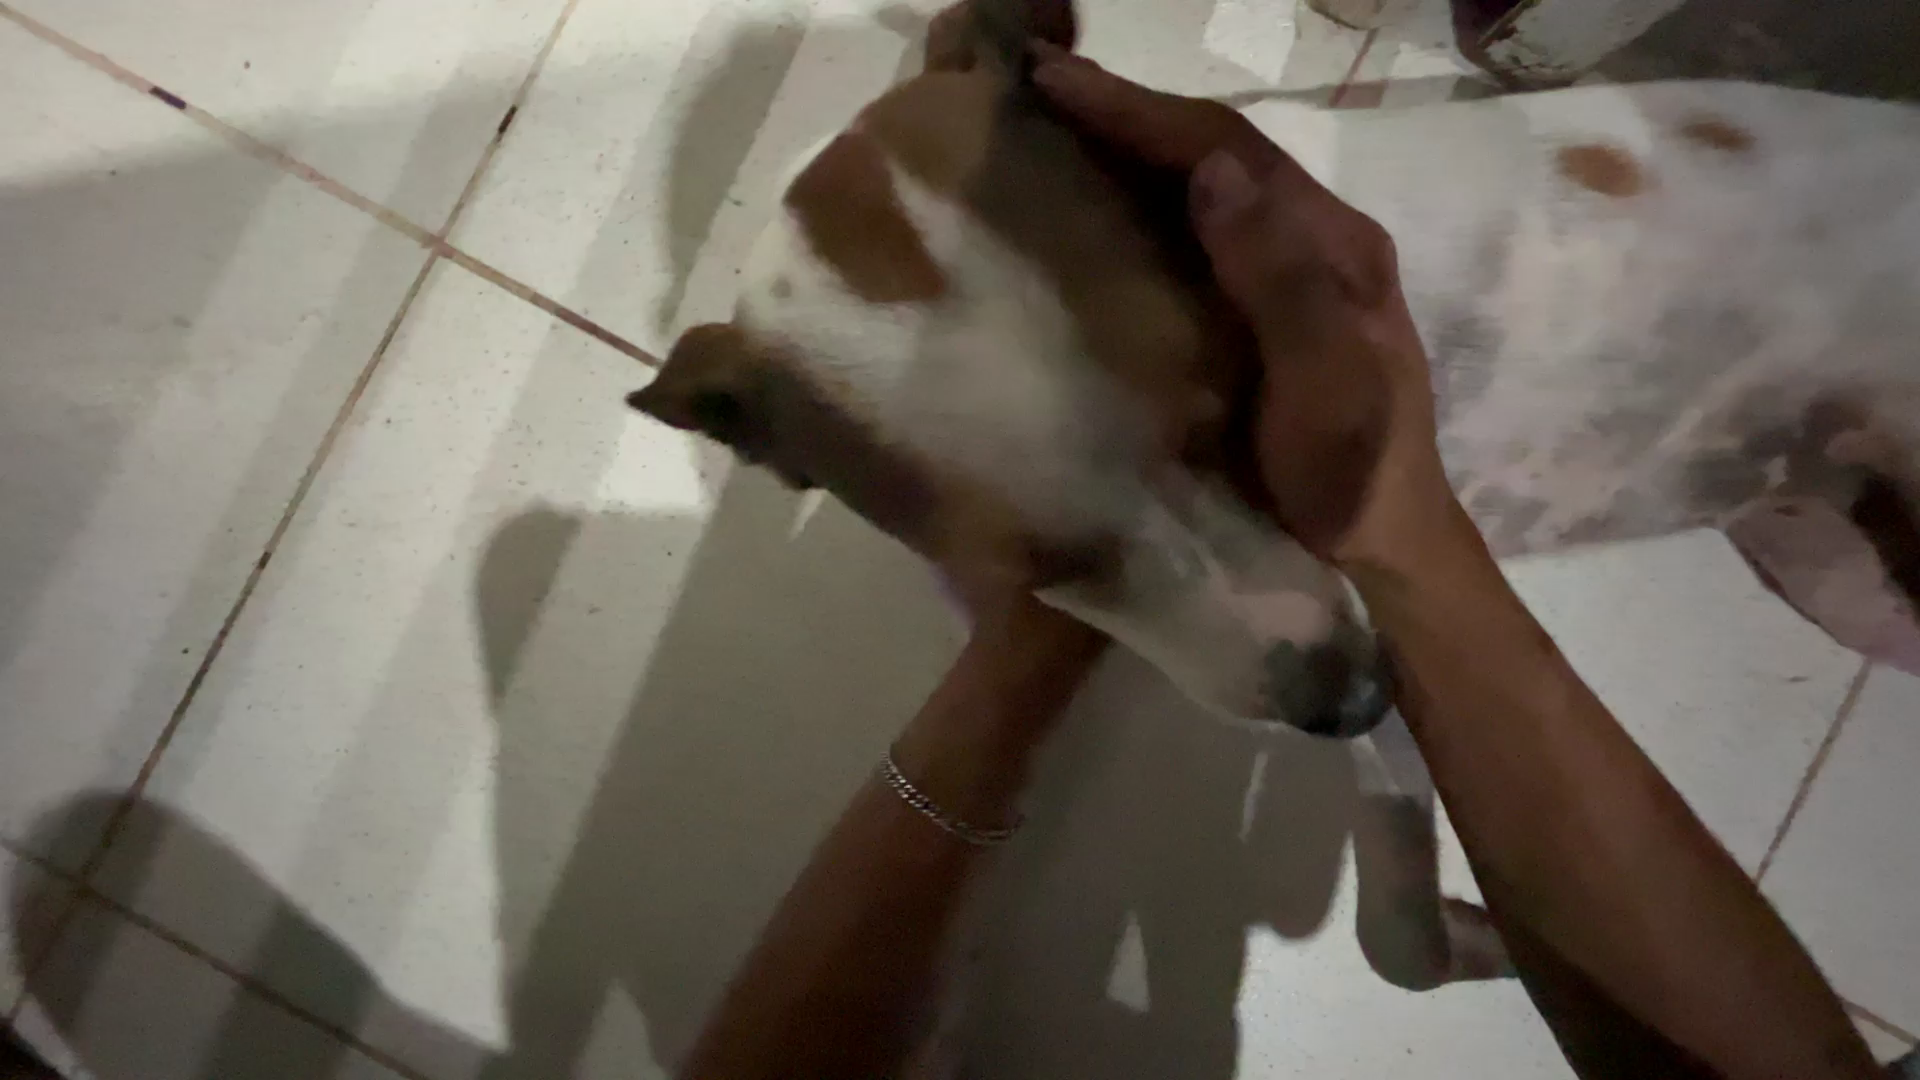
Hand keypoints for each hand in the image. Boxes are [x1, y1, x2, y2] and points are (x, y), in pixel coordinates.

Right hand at [1032, 46, 1464, 568]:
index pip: (1230, 152)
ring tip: (1061, 138)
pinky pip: (1197, 245)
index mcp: (1332, 244)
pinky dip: (1147, 215)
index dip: (1144, 113)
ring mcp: (1288, 278)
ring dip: (1136, 156)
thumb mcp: (1328, 383)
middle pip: (1216, 156)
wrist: (1377, 539)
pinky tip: (1107, 217)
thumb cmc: (1350, 472)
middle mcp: (1312, 242)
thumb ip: (1281, 281)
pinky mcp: (1260, 316)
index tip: (1058, 85)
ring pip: (1207, 194)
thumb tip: (1211, 173)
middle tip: (1045, 94)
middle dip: (1132, 118)